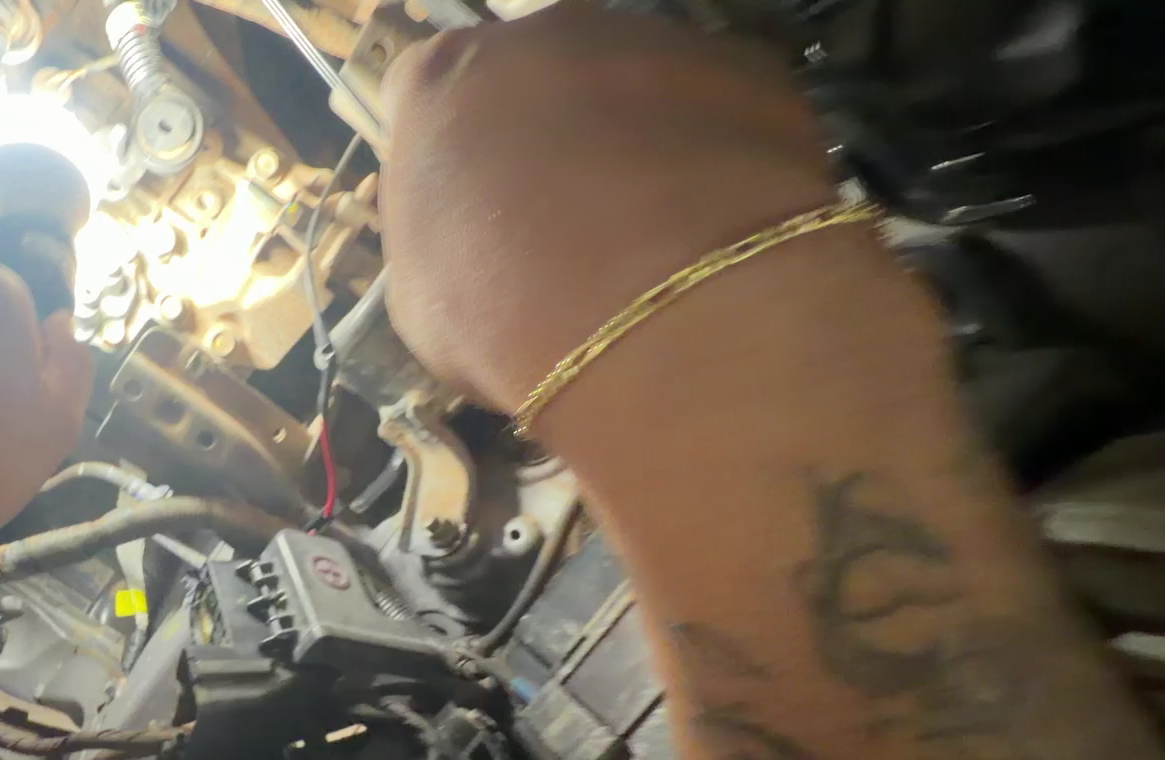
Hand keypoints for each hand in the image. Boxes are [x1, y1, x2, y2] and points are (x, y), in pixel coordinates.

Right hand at [380, 3, 840, 418]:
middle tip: (541, 225)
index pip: (419, 92)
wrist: (652, 321)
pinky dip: (690, 156)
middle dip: (529, 136)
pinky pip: (700, 109)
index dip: (438, 150)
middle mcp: (543, 33)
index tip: (452, 203)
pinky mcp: (747, 69)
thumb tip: (468, 216)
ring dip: (613, 143)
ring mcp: (652, 38)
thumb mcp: (417, 286)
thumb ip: (434, 222)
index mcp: (444, 82)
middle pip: (525, 76)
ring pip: (618, 87)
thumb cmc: (499, 312)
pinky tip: (688, 231)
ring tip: (626, 238)